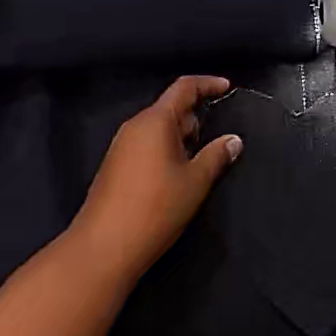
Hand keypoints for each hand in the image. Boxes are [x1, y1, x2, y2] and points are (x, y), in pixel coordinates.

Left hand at [68, 76, 241, 284]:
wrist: (100, 251)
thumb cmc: (154, 208)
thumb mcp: (196, 181)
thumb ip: (217, 155)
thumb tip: (234, 140)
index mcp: (155, 121)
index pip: (184, 87)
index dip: (208, 84)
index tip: (228, 87)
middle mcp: (135, 127)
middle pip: (171, 108)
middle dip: (196, 117)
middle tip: (218, 138)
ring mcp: (121, 147)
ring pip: (159, 129)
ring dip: (182, 137)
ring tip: (201, 159)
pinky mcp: (114, 168)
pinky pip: (147, 145)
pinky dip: (166, 150)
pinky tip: (177, 175)